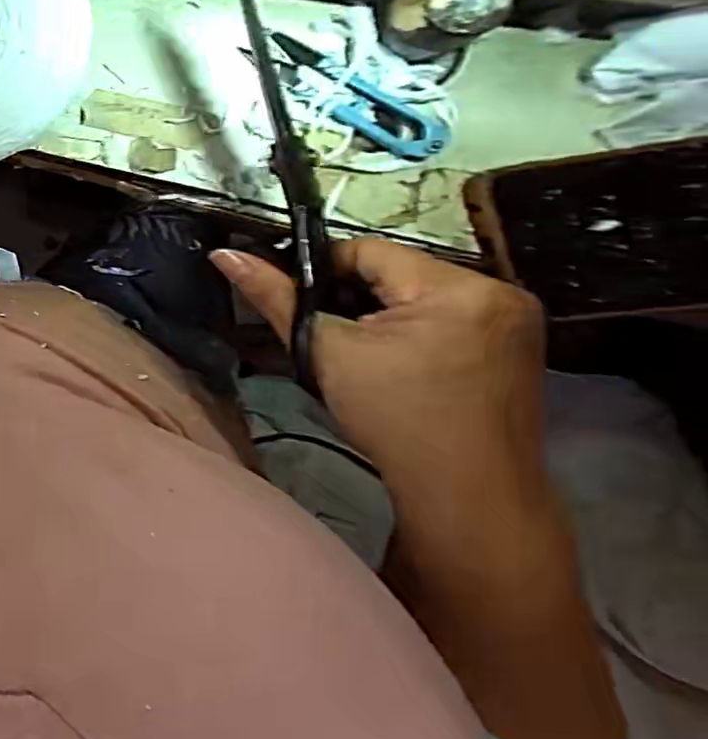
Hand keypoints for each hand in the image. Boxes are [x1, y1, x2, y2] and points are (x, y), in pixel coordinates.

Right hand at [210, 240, 550, 509]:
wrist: (466, 489)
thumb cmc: (392, 417)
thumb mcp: (323, 351)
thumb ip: (274, 296)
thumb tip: (223, 255)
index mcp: (457, 288)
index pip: (365, 249)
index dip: (320, 270)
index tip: (298, 303)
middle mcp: (499, 291)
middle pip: (393, 270)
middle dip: (350, 294)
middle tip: (325, 332)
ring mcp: (514, 318)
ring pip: (415, 292)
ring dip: (377, 310)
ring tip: (355, 347)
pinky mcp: (515, 342)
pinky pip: (443, 313)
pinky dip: (407, 326)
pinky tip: (391, 358)